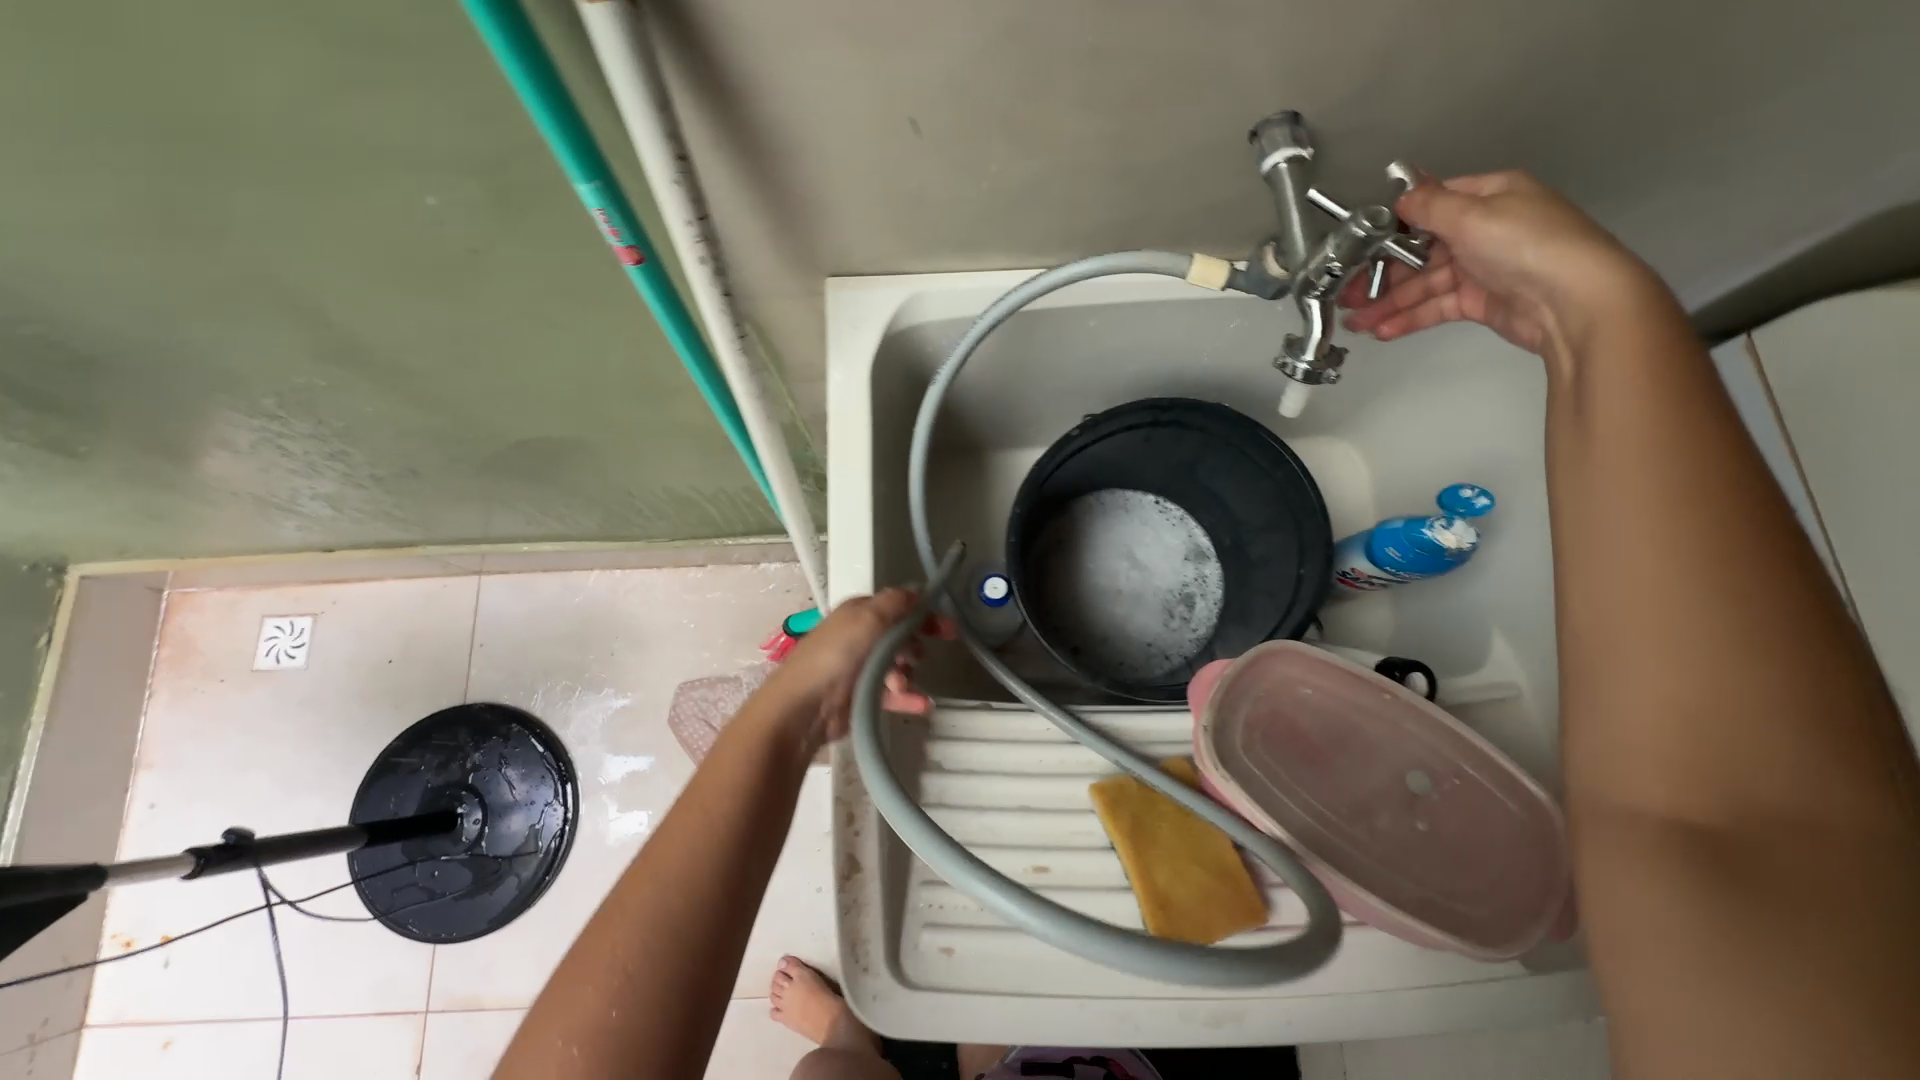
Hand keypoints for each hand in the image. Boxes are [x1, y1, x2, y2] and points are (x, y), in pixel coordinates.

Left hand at [759, 589, 952, 752]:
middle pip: (901, 637)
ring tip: (898, 684)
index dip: (923, 615)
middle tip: (916, 656)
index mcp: (859, 613)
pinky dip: (908, 698)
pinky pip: (893, 694)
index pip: (898, 607)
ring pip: (899, 667)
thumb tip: (917, 592)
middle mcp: (860, 637)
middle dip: (914, 647)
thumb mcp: (867, 619)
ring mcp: (861, 667)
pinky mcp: (863, 696)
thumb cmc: (835, 656)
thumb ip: (895, 602)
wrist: (804, 707)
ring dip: (906, 674)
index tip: (947, 629)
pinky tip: (922, 704)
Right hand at [1341, 170, 1664, 363]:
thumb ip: (1430, 205)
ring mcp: (1483, 268)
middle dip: (1382, 273)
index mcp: (1489, 197)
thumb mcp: (1474, 214)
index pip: (1432, 204)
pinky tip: (1383, 330)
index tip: (1361, 242)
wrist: (1575, 301)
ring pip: (1424, 283)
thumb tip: (1403, 194)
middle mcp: (1485, 229)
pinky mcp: (1481, 302)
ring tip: (1356, 320)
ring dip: (1389, 302)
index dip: (1395, 223)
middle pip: (1421, 250)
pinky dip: (1409, 318)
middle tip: (1347, 291)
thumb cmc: (1530, 246)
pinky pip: (1435, 307)